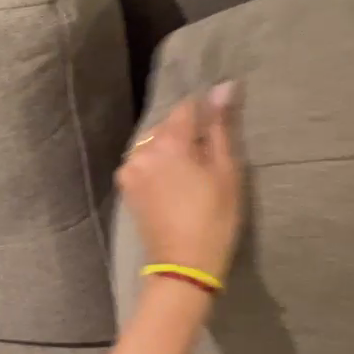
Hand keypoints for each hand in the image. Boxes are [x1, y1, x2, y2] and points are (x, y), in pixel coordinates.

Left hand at [116, 81, 243, 282]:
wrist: (184, 266)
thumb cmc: (214, 219)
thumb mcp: (226, 171)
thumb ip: (220, 127)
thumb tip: (223, 87)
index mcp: (169, 141)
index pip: (187, 107)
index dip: (205, 114)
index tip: (217, 130)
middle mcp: (142, 150)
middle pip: (167, 126)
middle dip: (186, 134)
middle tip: (206, 159)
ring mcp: (130, 170)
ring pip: (153, 144)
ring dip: (170, 151)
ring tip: (190, 175)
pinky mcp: (126, 188)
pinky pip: (144, 163)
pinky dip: (157, 166)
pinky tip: (174, 185)